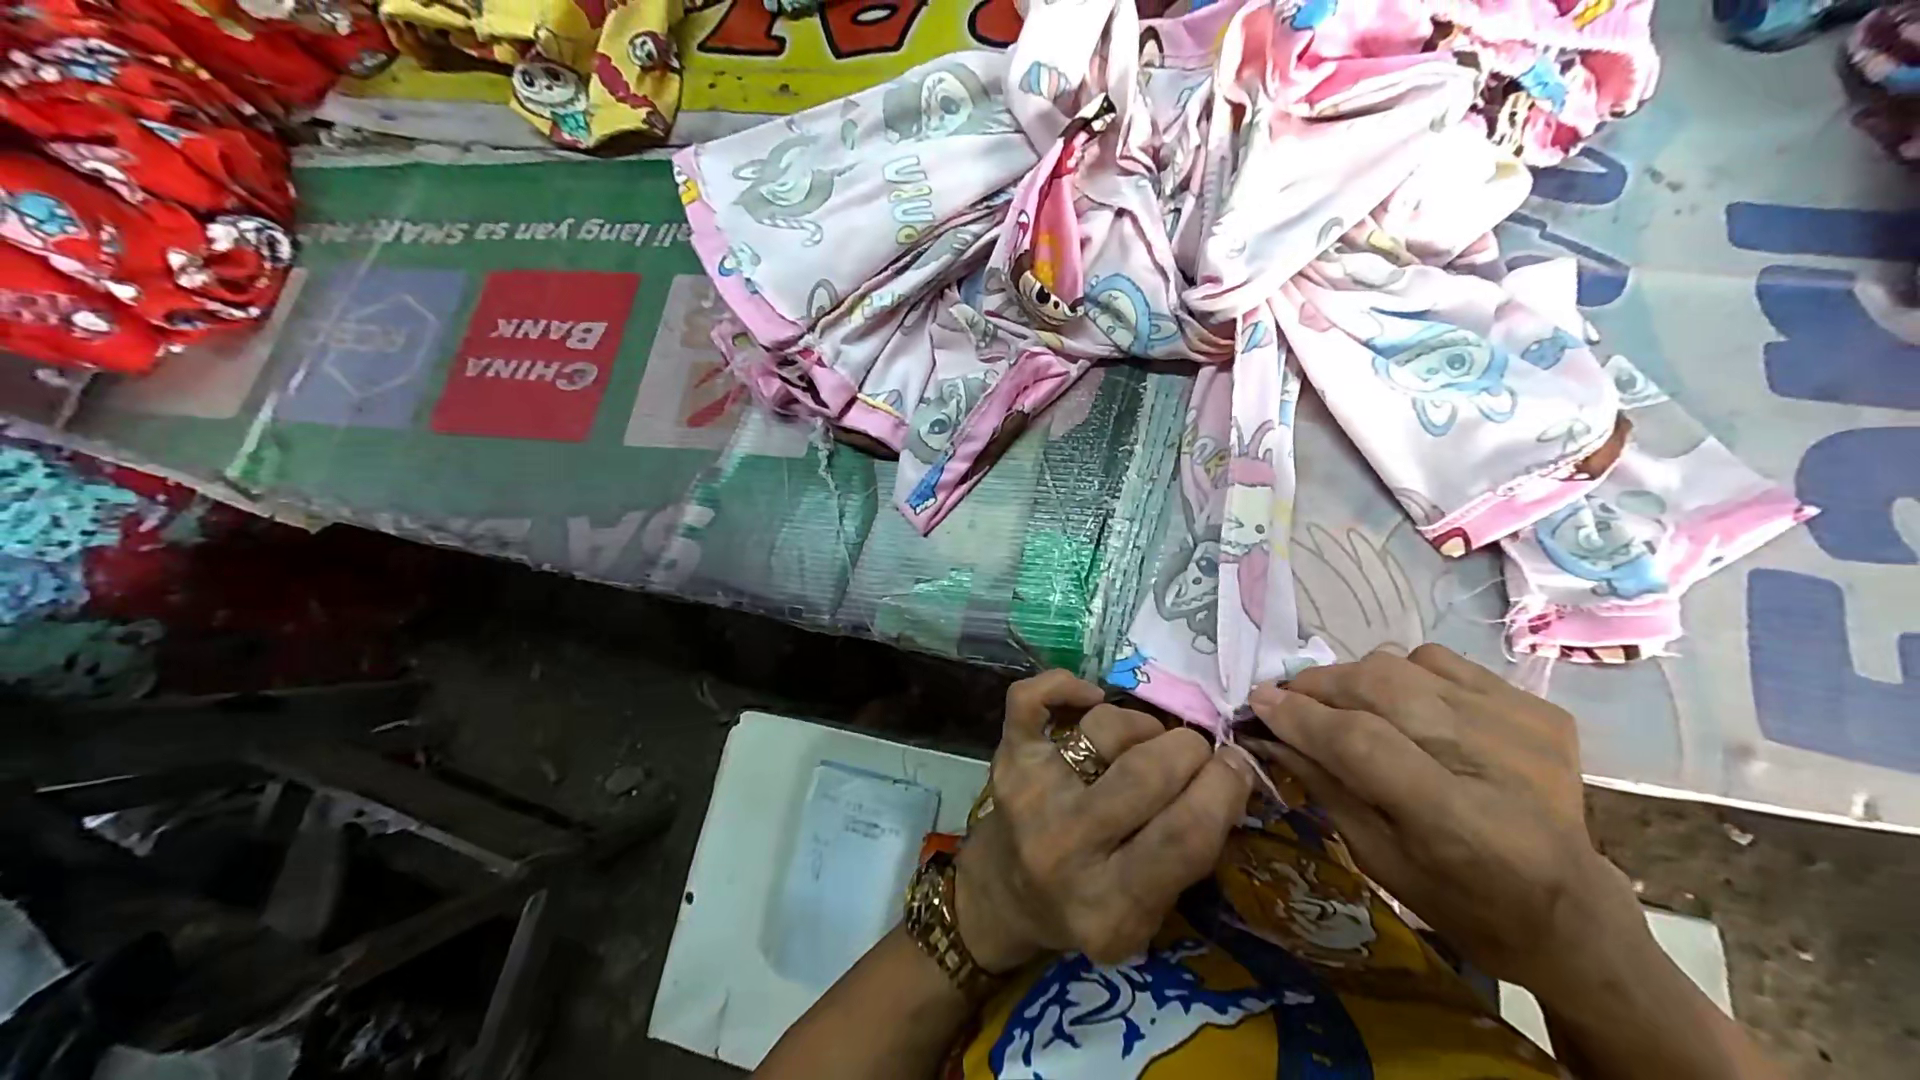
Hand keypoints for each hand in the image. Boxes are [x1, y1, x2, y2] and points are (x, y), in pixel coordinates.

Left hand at [953, 671, 1256, 969]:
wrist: (1009, 895)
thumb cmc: (1090, 903)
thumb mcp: (1149, 910)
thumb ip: (1189, 850)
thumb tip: (1232, 770)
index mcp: (1111, 906)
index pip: (1183, 836)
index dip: (1222, 790)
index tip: (1237, 764)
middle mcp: (1065, 848)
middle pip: (1146, 773)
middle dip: (1189, 750)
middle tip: (1196, 751)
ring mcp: (1029, 797)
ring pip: (1104, 729)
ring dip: (1143, 725)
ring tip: (1149, 741)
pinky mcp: (1007, 760)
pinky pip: (1030, 700)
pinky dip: (1063, 685)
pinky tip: (1092, 697)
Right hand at [1246, 645, 1643, 996]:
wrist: (1570, 913)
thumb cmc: (1459, 901)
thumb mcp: (1376, 858)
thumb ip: (1323, 785)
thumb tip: (1269, 729)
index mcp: (1461, 823)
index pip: (1362, 742)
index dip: (1301, 716)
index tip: (1257, 702)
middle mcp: (1501, 763)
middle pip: (1383, 687)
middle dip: (1318, 686)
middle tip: (1287, 698)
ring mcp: (1525, 727)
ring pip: (1405, 663)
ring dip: (1355, 678)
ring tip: (1341, 704)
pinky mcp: (1538, 709)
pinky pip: (1442, 661)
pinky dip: (1403, 674)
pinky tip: (1401, 706)